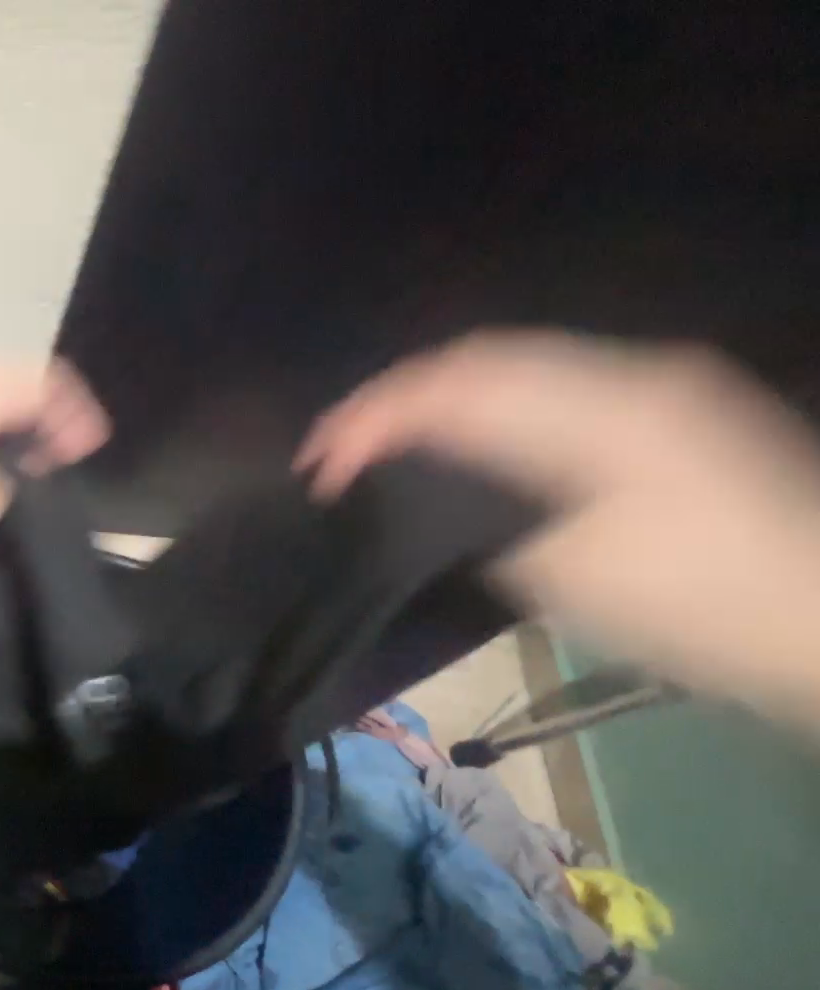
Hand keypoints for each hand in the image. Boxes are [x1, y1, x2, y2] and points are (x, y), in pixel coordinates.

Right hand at [296, 330, 819, 712]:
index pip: (453, 388)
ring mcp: (649, 384)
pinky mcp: (659, 407)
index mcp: (601, 413)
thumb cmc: (695, 607)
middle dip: (389, 398)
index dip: (371, 419)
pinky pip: (540, 383)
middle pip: (475, 359)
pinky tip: (448, 435)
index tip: (317, 468)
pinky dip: (474, 403)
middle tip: (332, 449)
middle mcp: (626, 374)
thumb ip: (470, 509)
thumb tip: (412, 484)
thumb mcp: (558, 569)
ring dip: (428, 397)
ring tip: (374, 440)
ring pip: (505, 364)